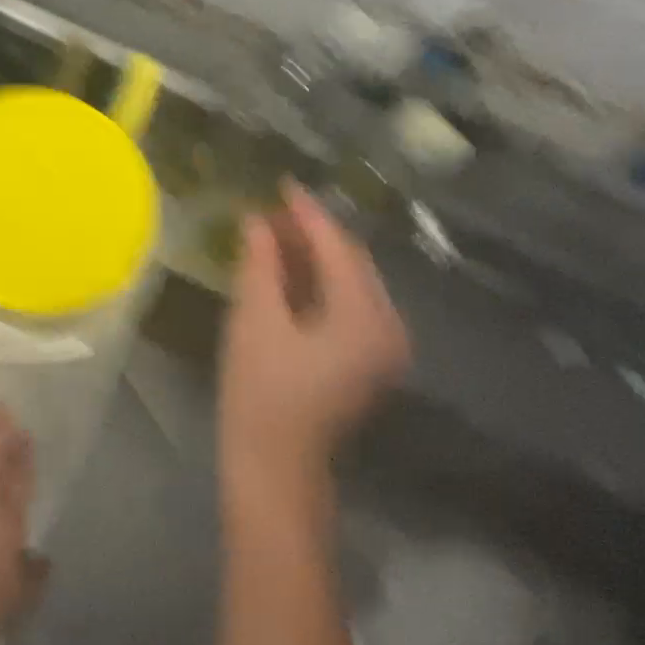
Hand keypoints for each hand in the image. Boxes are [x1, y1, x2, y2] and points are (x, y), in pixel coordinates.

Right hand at [220, 182, 409, 479]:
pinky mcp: (368, 360)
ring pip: (351, 283)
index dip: (308, 214)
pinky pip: (348, 305)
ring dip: (314, 257)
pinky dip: (319, 284)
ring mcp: (384, 347)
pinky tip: (287, 273)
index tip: (281, 183)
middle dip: (312, 233)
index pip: (339, 249)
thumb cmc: (260, 391)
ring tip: (271, 235)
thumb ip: (260, 266)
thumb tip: (256, 221)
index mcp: (366, 317)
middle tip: (268, 210)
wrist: (276, 461)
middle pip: (352, 264)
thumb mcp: (254, 321)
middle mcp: (390, 327)